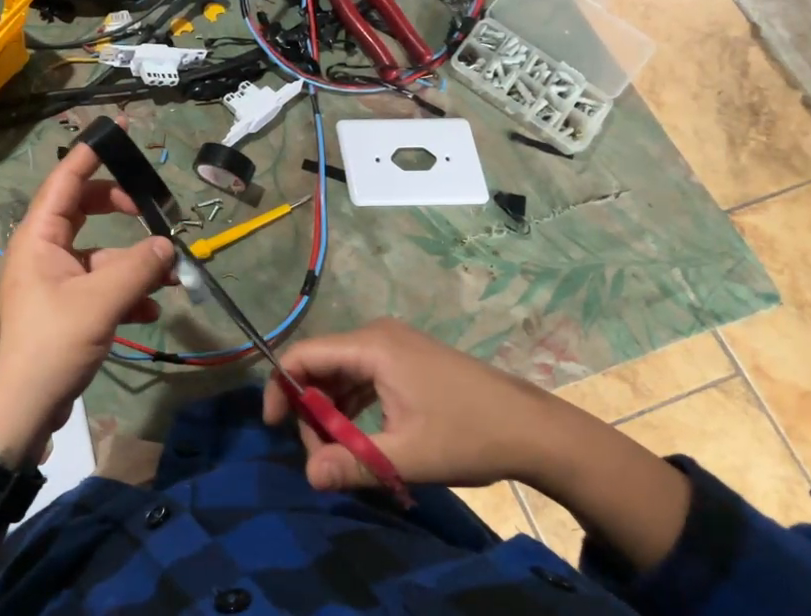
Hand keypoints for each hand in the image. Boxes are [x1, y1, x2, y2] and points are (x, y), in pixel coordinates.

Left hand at [0, 139, 173, 467]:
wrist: (16, 413)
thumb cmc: (49, 346)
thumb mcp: (99, 304)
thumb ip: (137, 270)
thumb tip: (168, 247)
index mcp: (39, 236)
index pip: (66, 179)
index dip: (92, 153)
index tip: (119, 131)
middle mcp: (42, 251)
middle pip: (84, 211)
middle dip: (121, 209)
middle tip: (155, 210)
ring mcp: (51, 282)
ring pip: (97, 254)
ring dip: (132, 261)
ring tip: (171, 275)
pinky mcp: (62, 310)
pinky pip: (97, 287)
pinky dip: (124, 293)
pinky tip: (149, 311)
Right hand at [262, 318, 577, 491]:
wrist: (536, 431)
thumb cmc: (470, 437)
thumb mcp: (408, 457)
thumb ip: (353, 463)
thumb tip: (308, 475)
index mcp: (372, 346)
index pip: (303, 356)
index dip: (280, 389)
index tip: (275, 427)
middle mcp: (377, 335)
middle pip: (320, 363)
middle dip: (310, 408)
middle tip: (321, 453)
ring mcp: (394, 343)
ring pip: (340, 370)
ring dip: (331, 409)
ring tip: (340, 451)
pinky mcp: (406, 357)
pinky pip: (361, 373)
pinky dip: (351, 403)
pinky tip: (360, 436)